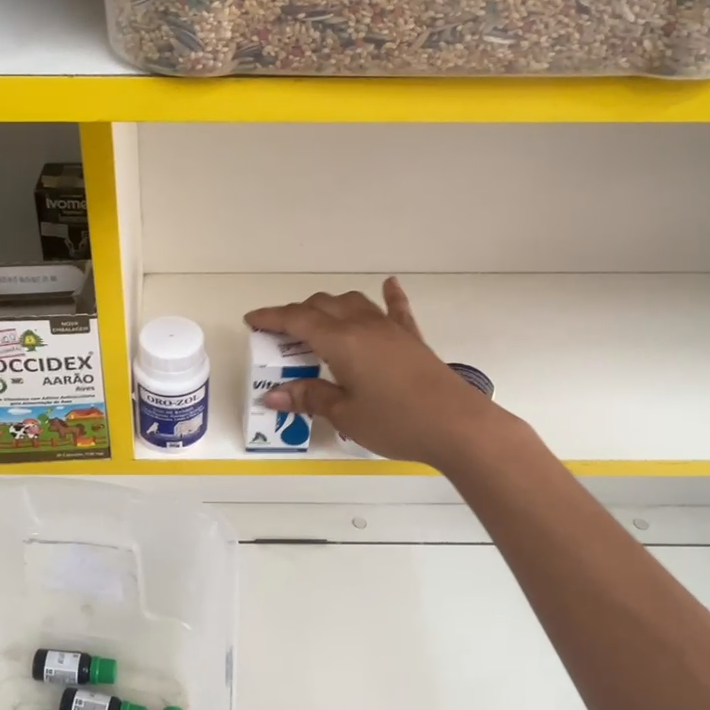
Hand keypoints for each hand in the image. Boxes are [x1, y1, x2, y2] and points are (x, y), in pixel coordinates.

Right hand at [244, 278, 506, 467]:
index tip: (251, 319)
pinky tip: (389, 284)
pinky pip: (396, 309)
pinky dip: (388, 296)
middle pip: (322, 306)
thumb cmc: (396, 422)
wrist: (458, 425)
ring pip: (353, 302)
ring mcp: (390, 329)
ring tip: (317, 321)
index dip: (271, 318)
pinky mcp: (412, 339)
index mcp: (340, 341)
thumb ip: (310, 398)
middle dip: (296, 314)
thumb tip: (273, 395)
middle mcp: (363, 325)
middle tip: (280, 334)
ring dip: (330, 306)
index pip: (297, 320)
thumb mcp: (345, 415)